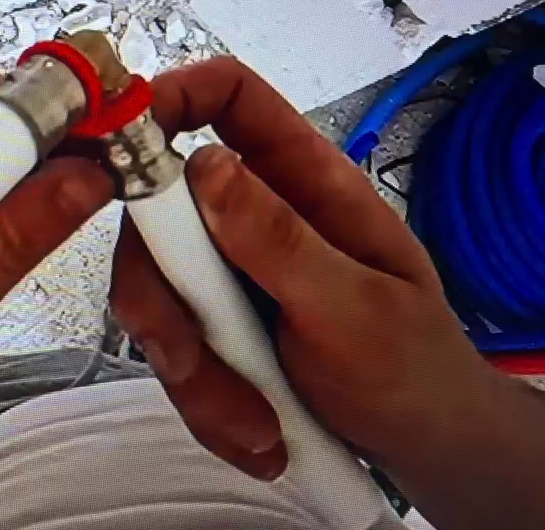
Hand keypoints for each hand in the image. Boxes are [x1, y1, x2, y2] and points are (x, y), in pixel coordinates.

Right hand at [109, 57, 506, 479]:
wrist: (424, 450)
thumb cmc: (416, 371)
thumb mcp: (359, 309)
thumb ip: (280, 239)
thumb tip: (200, 162)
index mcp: (298, 176)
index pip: (228, 96)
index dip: (173, 95)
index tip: (120, 141)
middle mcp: (245, 207)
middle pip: (158, 204)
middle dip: (162, 290)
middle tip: (188, 359)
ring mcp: (219, 261)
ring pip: (151, 282)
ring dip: (188, 366)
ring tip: (254, 429)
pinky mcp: (203, 312)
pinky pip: (164, 338)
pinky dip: (198, 395)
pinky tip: (255, 434)